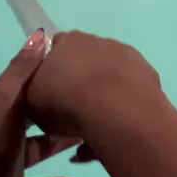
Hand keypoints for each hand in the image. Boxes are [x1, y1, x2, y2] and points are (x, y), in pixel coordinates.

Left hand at [0, 29, 80, 176]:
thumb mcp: (4, 106)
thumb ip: (21, 73)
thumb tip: (40, 34)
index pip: (21, 82)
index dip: (44, 71)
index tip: (75, 64)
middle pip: (31, 115)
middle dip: (56, 109)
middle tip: (89, 103)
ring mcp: (5, 164)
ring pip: (37, 148)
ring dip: (58, 143)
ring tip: (88, 138)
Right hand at [24, 30, 165, 138]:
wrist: (115, 111)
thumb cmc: (66, 103)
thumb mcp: (31, 102)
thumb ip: (34, 91)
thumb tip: (41, 90)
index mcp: (63, 42)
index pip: (53, 51)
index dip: (51, 74)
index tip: (52, 98)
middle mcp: (93, 41)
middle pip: (82, 63)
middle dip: (78, 86)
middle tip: (73, 117)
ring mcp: (122, 53)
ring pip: (107, 78)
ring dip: (101, 99)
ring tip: (95, 135)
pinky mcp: (145, 72)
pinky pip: (128, 90)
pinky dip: (121, 107)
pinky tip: (115, 132)